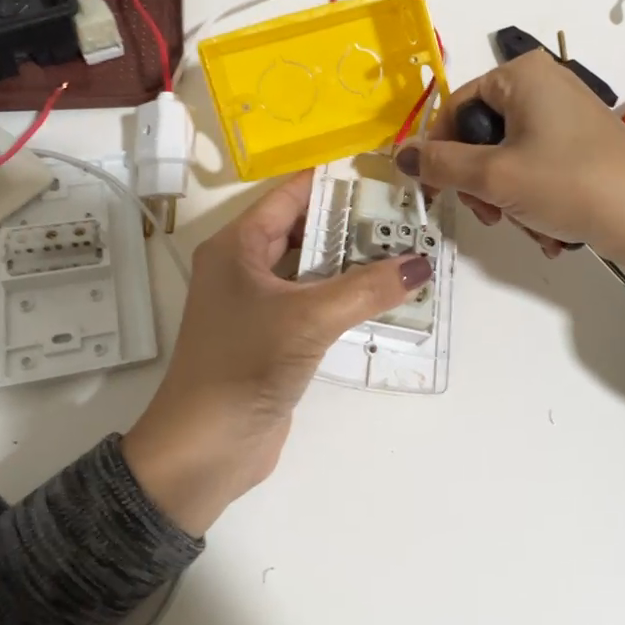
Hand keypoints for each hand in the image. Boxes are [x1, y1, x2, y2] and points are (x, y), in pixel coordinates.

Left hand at [123, 170, 431, 534]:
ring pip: (312, 269)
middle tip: (410, 216)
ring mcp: (258, 305)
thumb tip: (421, 265)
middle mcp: (244, 267)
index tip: (386, 174)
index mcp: (237, 246)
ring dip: (354, 263)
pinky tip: (387, 299)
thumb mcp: (308, 319)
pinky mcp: (273, 338)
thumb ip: (367, 288)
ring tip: (408, 252)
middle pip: (304, 230)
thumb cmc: (243, 366)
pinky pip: (315, 304)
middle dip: (353, 224)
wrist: (203, 451)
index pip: (291, 195)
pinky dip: (347, 298)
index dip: (336, 181)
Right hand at [396, 50, 624, 275]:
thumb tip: (398, 154)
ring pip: (508, 159)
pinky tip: (549, 229)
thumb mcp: (495, 177)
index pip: (455, 107)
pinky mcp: (582, 145)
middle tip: (490, 214)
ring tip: (528, 225)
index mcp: (522, 74)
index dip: (439, 151)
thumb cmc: (568, 184)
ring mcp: (566, 115)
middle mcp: (544, 84)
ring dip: (508, 200)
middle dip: (481, 183)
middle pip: (481, 135)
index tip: (433, 191)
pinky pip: (537, 169)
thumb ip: (440, 164)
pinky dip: (535, 200)